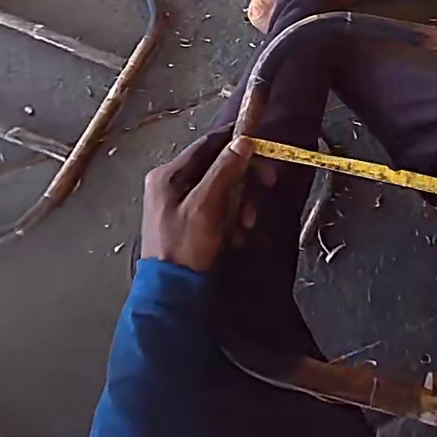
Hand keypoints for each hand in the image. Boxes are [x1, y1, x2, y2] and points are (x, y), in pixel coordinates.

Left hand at [140, 130, 254, 271]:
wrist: (170, 295)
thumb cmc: (185, 247)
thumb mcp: (206, 206)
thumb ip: (224, 171)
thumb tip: (242, 141)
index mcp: (168, 174)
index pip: (207, 144)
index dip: (235, 142)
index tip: (262, 147)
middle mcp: (170, 182)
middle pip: (216, 167)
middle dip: (242, 179)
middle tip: (268, 183)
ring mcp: (177, 201)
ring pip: (219, 188)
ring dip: (239, 202)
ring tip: (246, 224)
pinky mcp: (187, 220)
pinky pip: (215, 207)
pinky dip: (230, 218)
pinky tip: (236, 236)